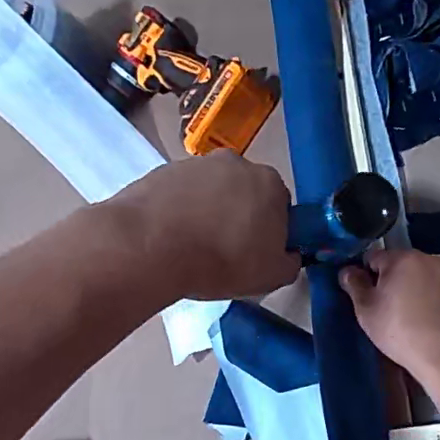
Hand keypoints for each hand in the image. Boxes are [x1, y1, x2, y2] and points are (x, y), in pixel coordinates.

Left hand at [103, 152, 298, 300]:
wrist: (150, 246)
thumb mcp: (270, 276)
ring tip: (190, 246)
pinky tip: (167, 236)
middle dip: (237, 216)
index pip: (279, 206)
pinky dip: (176, 209)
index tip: (255, 252)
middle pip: (243, 191)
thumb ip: (289, 262)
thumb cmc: (220, 261)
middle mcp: (235, 163)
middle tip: (223, 251)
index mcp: (269, 183)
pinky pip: (178, 193)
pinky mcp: (161, 170)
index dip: (270, 231)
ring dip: (205, 211)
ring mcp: (195, 163)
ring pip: (208, 190)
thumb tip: (288, 255)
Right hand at [340, 248, 439, 384]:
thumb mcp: (366, 310)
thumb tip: (347, 271)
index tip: (367, 298)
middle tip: (386, 309)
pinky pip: (437, 288)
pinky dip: (430, 297)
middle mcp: (429, 257)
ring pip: (420, 275)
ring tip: (410, 316)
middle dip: (391, 280)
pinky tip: (428, 319)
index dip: (366, 276)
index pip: (373, 257)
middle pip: (399, 264)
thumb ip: (354, 285)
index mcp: (403, 257)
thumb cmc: (401, 331)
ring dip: (412, 288)